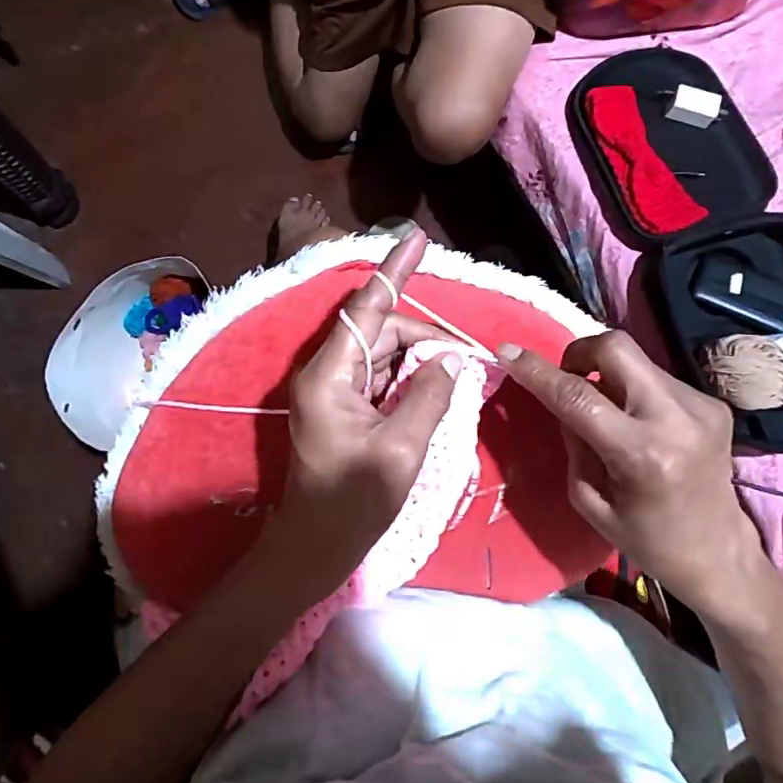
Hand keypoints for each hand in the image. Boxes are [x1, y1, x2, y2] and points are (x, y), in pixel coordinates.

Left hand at [258, 231, 458, 600]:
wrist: (316, 545)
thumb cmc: (354, 502)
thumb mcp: (401, 449)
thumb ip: (430, 395)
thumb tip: (454, 360)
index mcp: (330, 375)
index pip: (366, 307)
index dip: (394, 270)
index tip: (417, 238)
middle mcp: (327, 371)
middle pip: (382, 330)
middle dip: (425, 336)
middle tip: (467, 362)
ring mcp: (334, 388)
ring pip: (385, 351)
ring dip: (421, 357)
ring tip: (457, 374)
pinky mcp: (344, 405)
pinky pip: (382, 374)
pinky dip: (411, 375)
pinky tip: (436, 385)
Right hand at [498, 331, 767, 617]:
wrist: (719, 553)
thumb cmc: (646, 539)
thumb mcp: (590, 501)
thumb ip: (573, 442)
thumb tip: (561, 395)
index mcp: (642, 455)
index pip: (578, 396)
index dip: (538, 371)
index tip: (508, 351)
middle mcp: (677, 419)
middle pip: (616, 348)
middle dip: (580, 352)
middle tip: (568, 378)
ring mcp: (701, 406)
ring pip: (636, 360)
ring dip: (609, 376)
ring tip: (610, 413)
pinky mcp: (713, 403)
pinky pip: (656, 377)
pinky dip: (634, 389)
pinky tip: (640, 423)